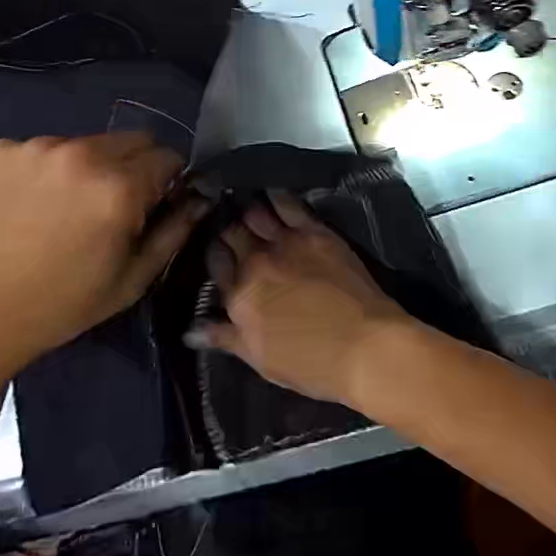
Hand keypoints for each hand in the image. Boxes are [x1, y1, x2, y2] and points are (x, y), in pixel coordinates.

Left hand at [0, 134, 208, 382]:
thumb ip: (174, 232)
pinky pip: (47, 150)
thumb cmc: (61, 305)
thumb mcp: (132, 279)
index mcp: (119, 187)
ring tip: (68, 210)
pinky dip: (51, 171)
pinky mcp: (1, 150)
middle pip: (133, 140)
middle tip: (116, 208)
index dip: (171, 181)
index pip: (169, 156)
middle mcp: (82, 153)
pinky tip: (33, 206)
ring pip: (89, 144)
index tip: (158, 204)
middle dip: (137, 167)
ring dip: (93, 168)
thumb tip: (199, 200)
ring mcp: (37, 147)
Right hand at [198, 192, 425, 405]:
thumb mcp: (259, 359)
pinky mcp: (316, 232)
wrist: (365, 345)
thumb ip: (224, 338)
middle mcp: (255, 262)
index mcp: (237, 296)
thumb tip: (191, 330)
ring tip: (248, 208)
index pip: (215, 263)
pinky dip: (278, 196)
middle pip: (232, 234)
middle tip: (235, 231)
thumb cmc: (311, 363)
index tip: (221, 254)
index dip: (216, 256)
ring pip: (255, 214)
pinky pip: (289, 205)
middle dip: (230, 231)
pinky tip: (273, 191)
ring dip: (249, 211)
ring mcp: (286, 243)